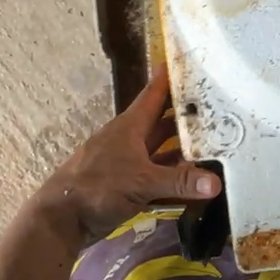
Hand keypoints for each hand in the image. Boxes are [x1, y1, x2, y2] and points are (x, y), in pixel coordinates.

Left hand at [22, 69, 221, 241]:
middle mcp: (129, 140)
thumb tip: (215, 183)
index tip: (187, 61)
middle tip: (217, 108)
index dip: (169, 77)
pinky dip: (174, 175)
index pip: (153, 94)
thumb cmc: (98, 188)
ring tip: (214, 143)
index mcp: (129, 127)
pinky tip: (194, 179)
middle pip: (162, 122)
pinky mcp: (127, 184)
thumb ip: (179, 182)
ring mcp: (128, 163)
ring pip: (161, 149)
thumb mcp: (142, 181)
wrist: (62, 219)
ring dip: (183, 148)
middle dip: (186, 115)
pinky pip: (157, 173)